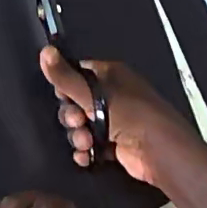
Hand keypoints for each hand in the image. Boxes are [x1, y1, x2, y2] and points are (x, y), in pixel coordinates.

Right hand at [40, 47, 200, 188]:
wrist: (162, 153)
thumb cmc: (132, 115)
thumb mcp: (94, 94)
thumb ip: (66, 77)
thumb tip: (44, 51)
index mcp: (110, 75)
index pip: (78, 73)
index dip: (65, 85)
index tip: (61, 96)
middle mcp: (111, 95)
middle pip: (75, 101)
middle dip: (71, 115)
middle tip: (77, 122)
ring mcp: (114, 121)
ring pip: (81, 125)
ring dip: (78, 135)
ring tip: (86, 143)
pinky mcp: (114, 144)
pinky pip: (90, 144)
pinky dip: (85, 151)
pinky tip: (86, 156)